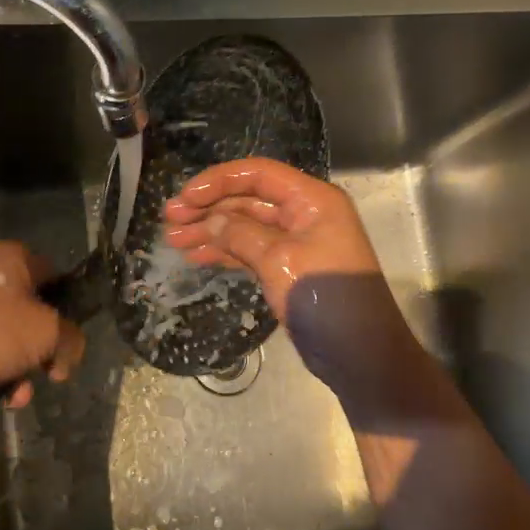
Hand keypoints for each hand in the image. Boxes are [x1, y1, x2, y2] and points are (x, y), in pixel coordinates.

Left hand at [0, 241, 86, 406]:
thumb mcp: (44, 333)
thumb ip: (70, 340)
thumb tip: (65, 355)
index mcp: (14, 257)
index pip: (58, 279)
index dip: (68, 313)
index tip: (66, 345)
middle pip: (29, 313)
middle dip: (38, 352)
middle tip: (41, 376)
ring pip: (2, 335)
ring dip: (15, 369)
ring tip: (12, 397)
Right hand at [163, 158, 422, 394]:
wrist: (359, 354)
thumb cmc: (325, 299)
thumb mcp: (279, 261)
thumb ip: (241, 235)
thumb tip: (210, 220)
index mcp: (312, 201)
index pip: (258, 175)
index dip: (217, 181)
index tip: (184, 197)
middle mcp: (304, 215)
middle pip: (248, 199)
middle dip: (209, 207)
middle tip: (169, 219)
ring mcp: (296, 244)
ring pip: (245, 227)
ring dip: (211, 231)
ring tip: (173, 240)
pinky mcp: (288, 270)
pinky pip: (250, 251)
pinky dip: (224, 252)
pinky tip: (196, 256)